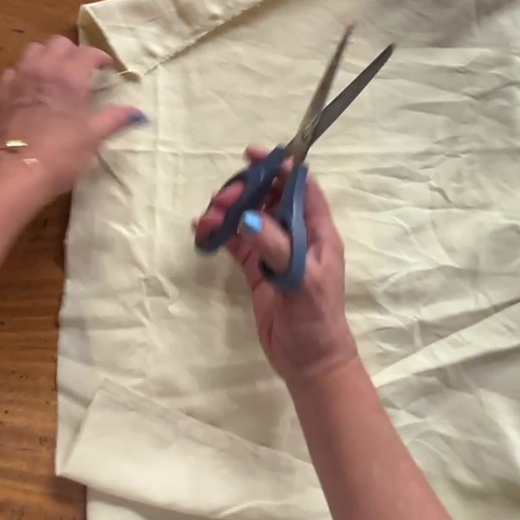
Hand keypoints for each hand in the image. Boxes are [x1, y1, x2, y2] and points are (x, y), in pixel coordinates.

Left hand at [0, 36, 143, 201]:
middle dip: (73, 52)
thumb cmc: (59, 154)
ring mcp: (19, 78)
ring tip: (55, 72)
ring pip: (33, 50)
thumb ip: (113, 119)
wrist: (14, 171)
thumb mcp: (92, 137)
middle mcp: (43, 69)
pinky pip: (13, 70)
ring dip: (46, 56)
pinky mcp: (1, 93)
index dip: (100, 57)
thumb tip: (137, 112)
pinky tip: (30, 87)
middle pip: (58, 43)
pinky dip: (24, 72)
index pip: (87, 52)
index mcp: (69, 76)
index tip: (107, 67)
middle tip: (82, 70)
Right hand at [194, 148, 356, 386]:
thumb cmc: (316, 320)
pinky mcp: (257, 271)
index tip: (252, 155)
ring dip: (229, 212)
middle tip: (223, 199)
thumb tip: (248, 217)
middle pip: (269, 199)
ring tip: (208, 218)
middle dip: (245, 191)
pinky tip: (203, 230)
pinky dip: (220, 233)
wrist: (309, 364)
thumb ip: (275, 247)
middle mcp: (296, 237)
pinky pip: (236, 243)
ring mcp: (275, 253)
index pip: (301, 188)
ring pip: (250, 219)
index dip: (280, 167)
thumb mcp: (299, 281)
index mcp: (316, 234)